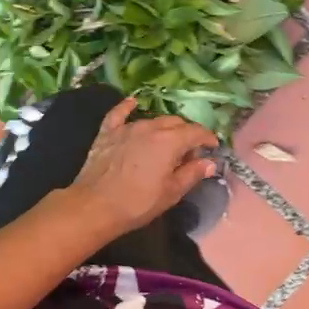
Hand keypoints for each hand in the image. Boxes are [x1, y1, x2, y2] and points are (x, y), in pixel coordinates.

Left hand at [59, 98, 218, 232]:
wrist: (95, 206)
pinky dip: (128, 107)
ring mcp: (127, 127)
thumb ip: (192, 174)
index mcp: (169, 141)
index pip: (196, 131)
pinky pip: (120, 114)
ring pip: (153, 120)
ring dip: (164, 128)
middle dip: (187, 134)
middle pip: (175, 123)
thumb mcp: (171, 192)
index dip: (207, 138)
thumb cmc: (137, 203)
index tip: (213, 147)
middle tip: (189, 153)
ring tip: (168, 144)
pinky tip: (133, 102)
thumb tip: (210, 162)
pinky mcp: (108, 132)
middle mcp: (150, 127)